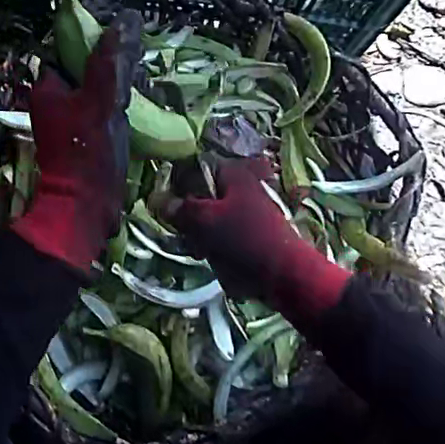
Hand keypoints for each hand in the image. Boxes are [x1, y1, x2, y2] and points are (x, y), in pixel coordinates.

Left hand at [10, 9, 143, 273]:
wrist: (85, 208)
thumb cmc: (88, 153)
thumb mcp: (102, 101)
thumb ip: (111, 61)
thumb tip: (126, 20)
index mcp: (47, 88)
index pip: (67, 50)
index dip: (92, 41)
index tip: (121, 41)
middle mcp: (51, 104)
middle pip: (82, 71)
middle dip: (108, 66)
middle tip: (136, 66)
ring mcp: (65, 124)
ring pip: (93, 92)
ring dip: (114, 89)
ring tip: (139, 87)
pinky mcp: (80, 142)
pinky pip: (98, 114)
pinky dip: (115, 110)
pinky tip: (134, 112)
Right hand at [166, 157, 351, 324]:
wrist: (287, 277)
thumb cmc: (244, 241)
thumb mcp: (204, 222)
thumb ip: (178, 208)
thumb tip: (157, 199)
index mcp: (235, 174)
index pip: (196, 166)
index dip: (177, 182)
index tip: (166, 203)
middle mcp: (244, 187)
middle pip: (202, 194)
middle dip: (190, 216)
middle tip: (185, 234)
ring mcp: (251, 211)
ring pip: (212, 217)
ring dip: (202, 235)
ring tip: (201, 252)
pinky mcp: (255, 234)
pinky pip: (226, 235)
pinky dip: (217, 246)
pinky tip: (216, 260)